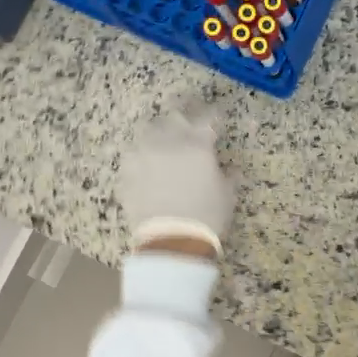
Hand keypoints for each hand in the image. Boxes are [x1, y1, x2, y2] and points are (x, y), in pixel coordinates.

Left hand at [116, 108, 235, 255]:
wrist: (171, 241)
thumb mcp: (228, 195)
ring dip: (160, 133)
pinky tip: (148, 165)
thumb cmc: (207, 216)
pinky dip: (142, 156)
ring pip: (149, 130)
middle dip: (184, 117)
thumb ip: (229, 175)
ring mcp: (142, 154)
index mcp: (197, 144)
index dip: (214, 115)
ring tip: (164, 142)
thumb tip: (232, 168)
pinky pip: (134, 155)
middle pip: (175, 116)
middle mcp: (167, 141)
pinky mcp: (126, 171)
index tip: (217, 117)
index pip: (207, 118)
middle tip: (190, 124)